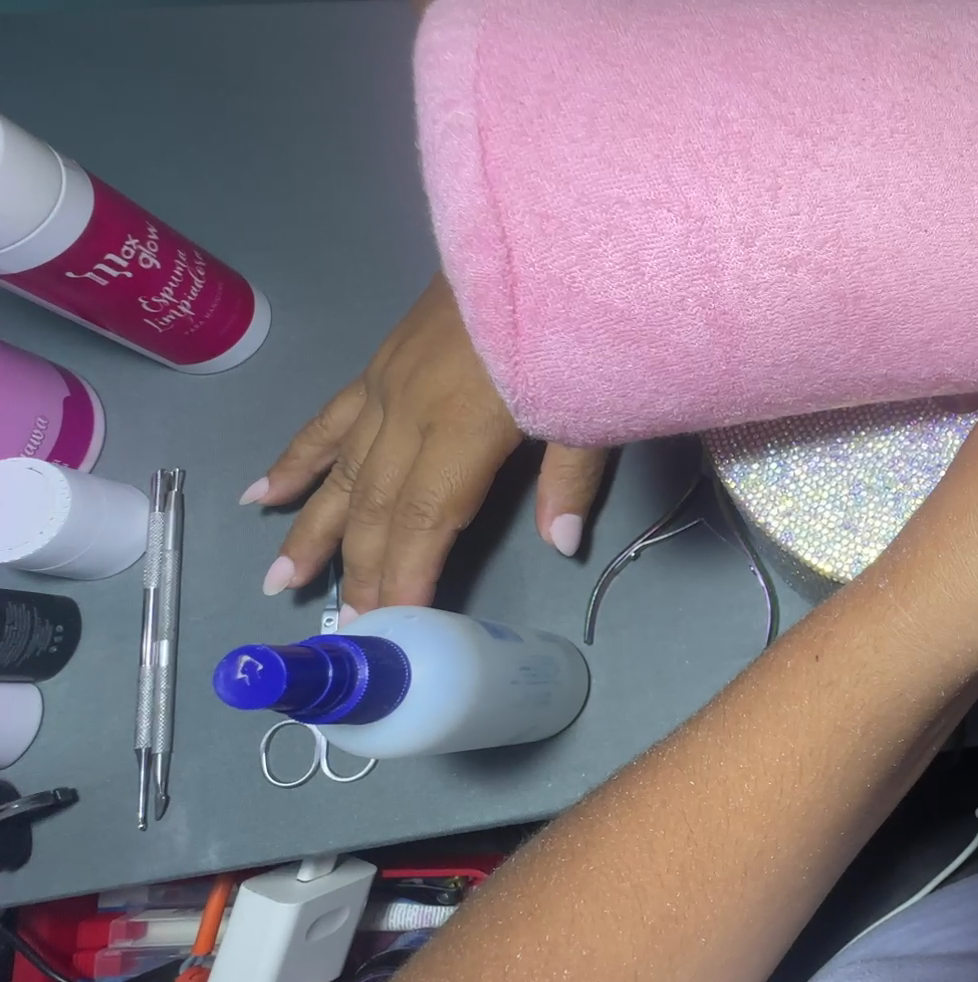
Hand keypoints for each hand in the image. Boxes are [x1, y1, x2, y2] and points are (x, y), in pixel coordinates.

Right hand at [244, 274, 608, 613]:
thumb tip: (560, 546)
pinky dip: (299, 458)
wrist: (541, 240)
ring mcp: (387, 385)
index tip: (391, 626)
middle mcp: (408, 412)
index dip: (404, 576)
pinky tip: (264, 492)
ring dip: (314, 529)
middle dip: (360, 568)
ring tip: (284, 580)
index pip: (422, 521)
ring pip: (342, 470)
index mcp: (461, 431)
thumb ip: (574, 478)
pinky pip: (331, 418)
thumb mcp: (594, 408)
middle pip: (376, 506)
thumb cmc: (579, 329)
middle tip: (341, 626)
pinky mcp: (384, 363)